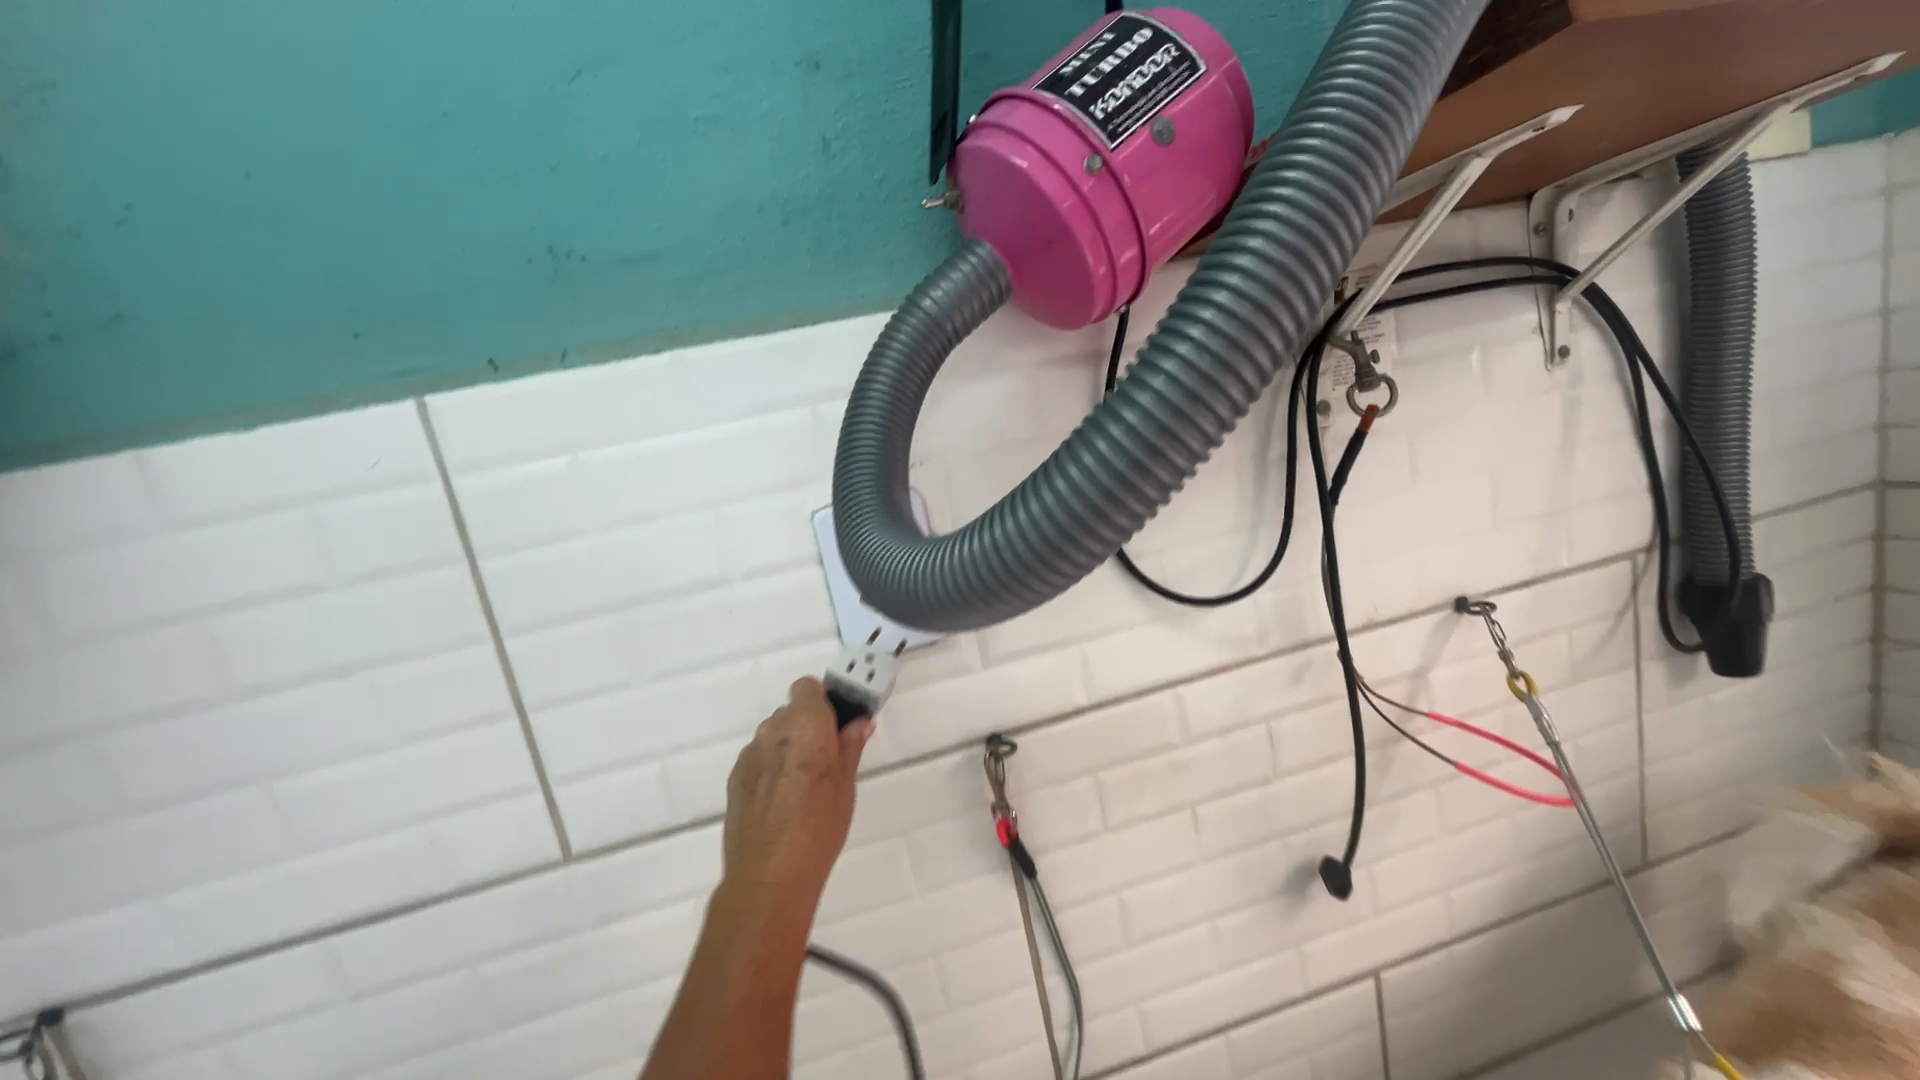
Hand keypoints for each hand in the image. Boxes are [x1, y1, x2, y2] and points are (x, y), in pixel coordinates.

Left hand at [720, 677, 874, 905]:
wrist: (769, 875)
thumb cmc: (820, 827)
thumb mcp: (846, 786)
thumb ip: (850, 747)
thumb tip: (859, 722)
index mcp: (806, 725)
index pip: (808, 687)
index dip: (822, 700)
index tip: (837, 723)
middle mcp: (773, 730)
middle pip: (791, 711)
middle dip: (809, 726)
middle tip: (828, 757)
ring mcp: (750, 754)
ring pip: (773, 735)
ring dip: (789, 746)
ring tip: (803, 785)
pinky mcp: (735, 777)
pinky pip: (759, 758)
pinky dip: (771, 767)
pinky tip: (782, 801)